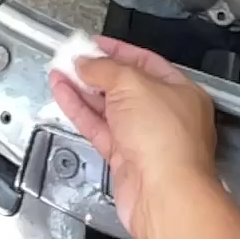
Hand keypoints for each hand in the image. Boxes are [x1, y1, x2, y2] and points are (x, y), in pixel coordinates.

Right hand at [49, 37, 239, 238]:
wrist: (163, 196)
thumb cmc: (167, 141)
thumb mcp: (131, 84)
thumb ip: (104, 68)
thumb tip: (86, 62)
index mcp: (180, 92)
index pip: (145, 62)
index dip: (118, 50)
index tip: (95, 43)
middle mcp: (164, 115)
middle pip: (123, 85)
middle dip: (95, 70)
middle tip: (72, 57)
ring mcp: (144, 138)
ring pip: (107, 107)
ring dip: (81, 88)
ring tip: (59, 71)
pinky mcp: (124, 158)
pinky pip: (98, 127)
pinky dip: (79, 109)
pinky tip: (63, 93)